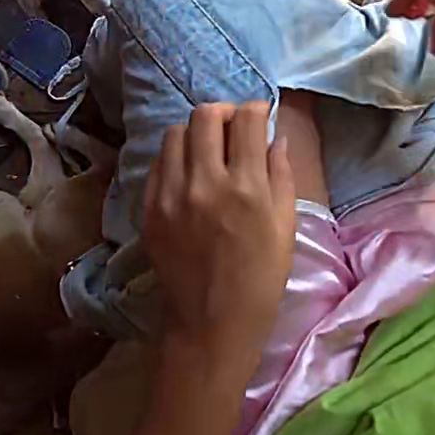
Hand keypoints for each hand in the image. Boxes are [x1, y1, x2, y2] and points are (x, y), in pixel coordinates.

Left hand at [144, 102, 296, 387]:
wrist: (212, 325)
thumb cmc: (260, 280)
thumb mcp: (285, 228)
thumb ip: (281, 177)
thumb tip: (275, 138)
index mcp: (246, 188)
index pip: (246, 120)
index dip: (256, 109)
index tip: (259, 116)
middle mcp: (205, 183)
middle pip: (205, 116)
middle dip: (224, 112)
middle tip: (233, 128)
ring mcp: (170, 196)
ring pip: (175, 133)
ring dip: (196, 132)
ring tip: (209, 149)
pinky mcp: (149, 210)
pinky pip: (157, 163)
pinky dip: (175, 157)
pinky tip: (189, 172)